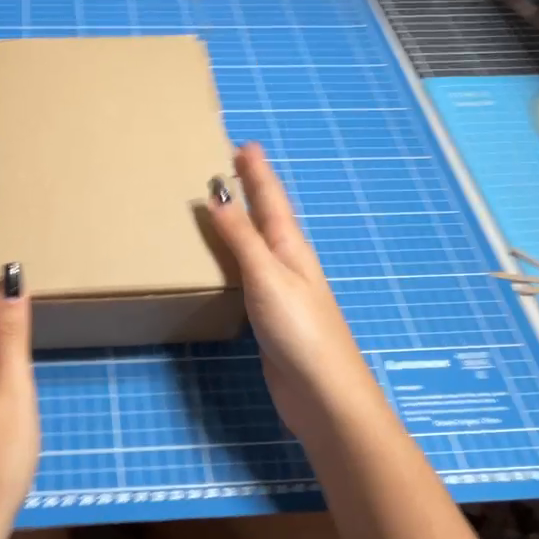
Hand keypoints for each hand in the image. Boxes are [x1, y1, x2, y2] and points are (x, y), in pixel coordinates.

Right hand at [207, 144, 387, 444]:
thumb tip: (216, 194)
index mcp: (289, 245)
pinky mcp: (268, 314)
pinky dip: (232, 255)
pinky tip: (221, 259)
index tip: (241, 142)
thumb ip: (241, 237)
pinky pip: (246, 271)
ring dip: (239, 219)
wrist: (323, 396)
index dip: (256, 170)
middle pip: (265, 215)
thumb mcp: (267, 276)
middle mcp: (286, 260)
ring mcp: (279, 288)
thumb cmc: (300, 329)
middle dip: (248, 187)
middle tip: (224, 162)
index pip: (270, 197)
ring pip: (255, 242)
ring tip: (215, 202)